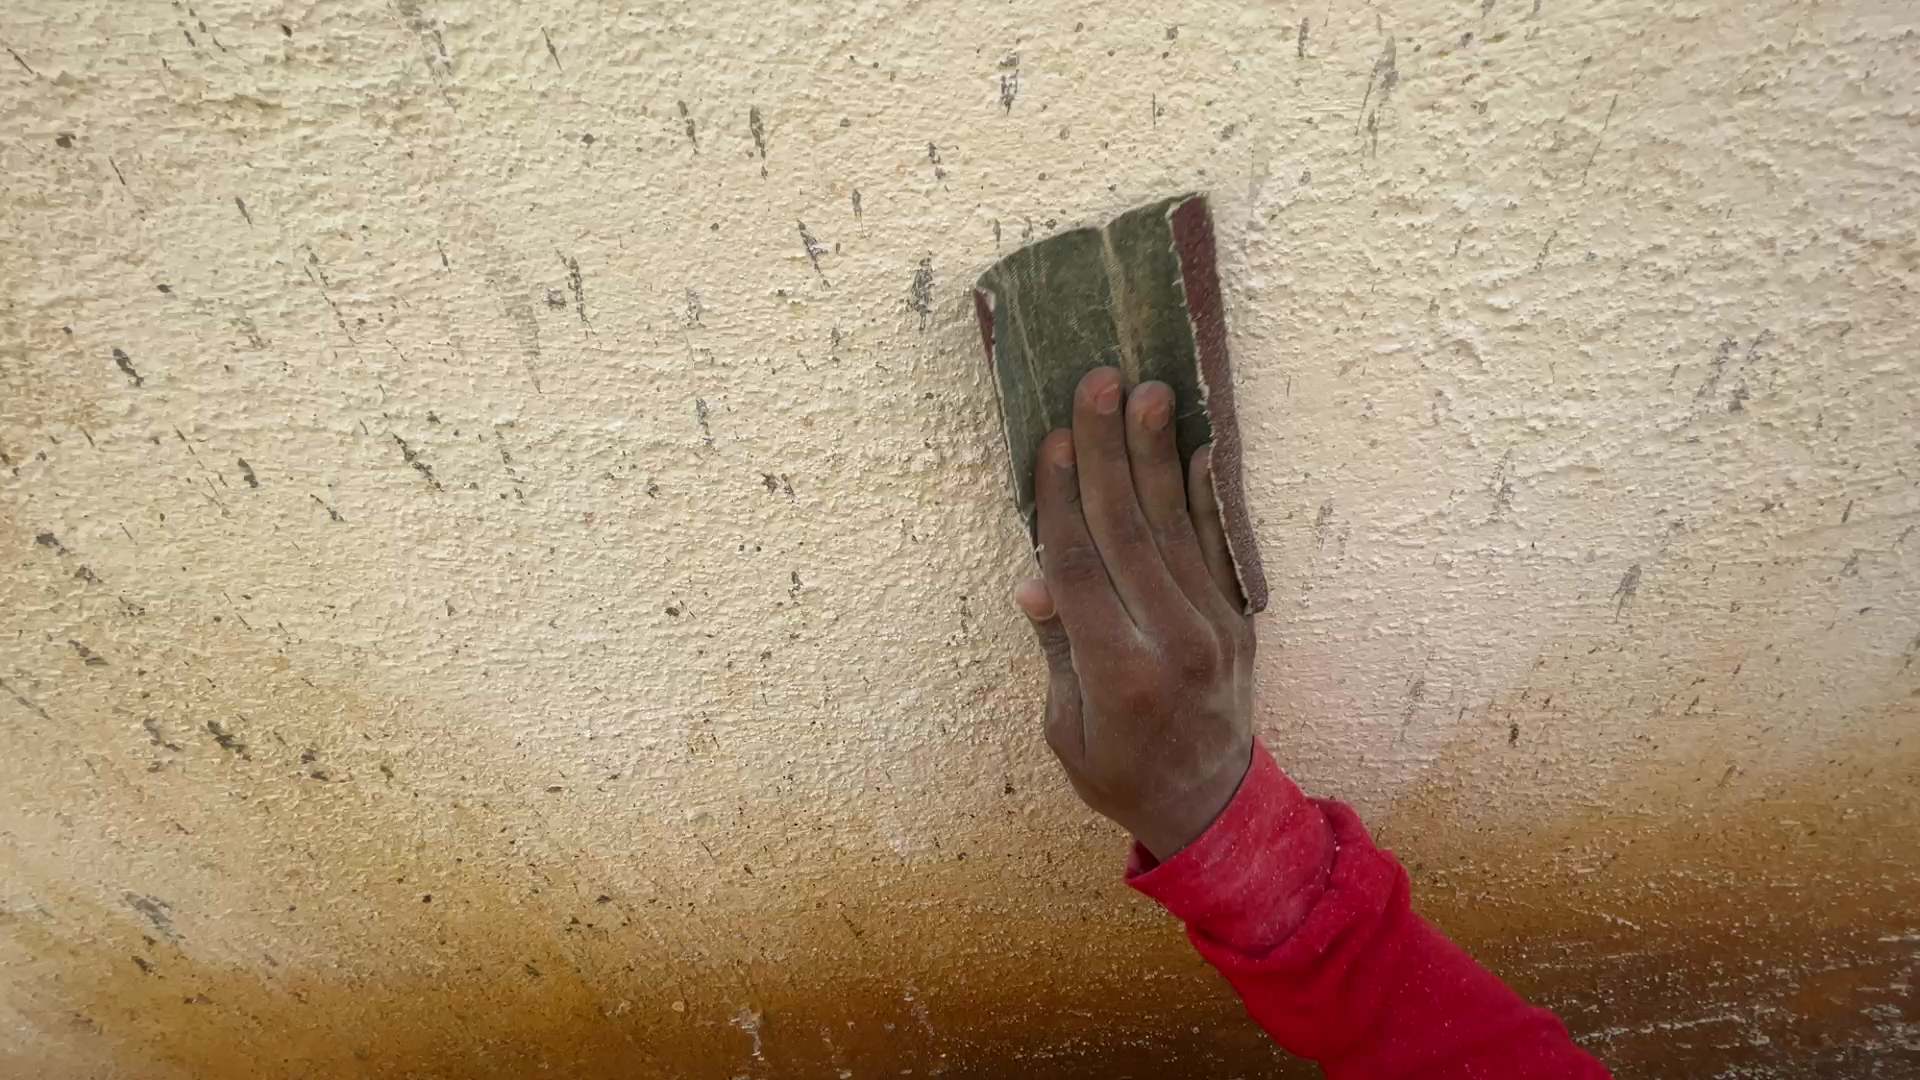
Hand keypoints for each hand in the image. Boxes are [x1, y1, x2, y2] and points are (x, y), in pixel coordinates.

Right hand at [1013, 367, 1255, 860]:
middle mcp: (1173, 642)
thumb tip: (1035, 582)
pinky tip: (1200, 448)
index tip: (1052, 442)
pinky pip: (1219, 548)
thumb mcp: (1066, 729)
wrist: (1213, 806)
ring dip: (1157, 456)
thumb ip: (1056, 650)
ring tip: (1148, 393)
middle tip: (1097, 385)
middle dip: (1108, 453)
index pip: (1080, 569)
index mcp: (1119, 675)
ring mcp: (1216, 628)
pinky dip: (1206, 496)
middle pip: (1129, 532)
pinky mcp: (1239, 620)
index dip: (1061, 502)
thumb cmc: (1120, 774)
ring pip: (1174, 527)